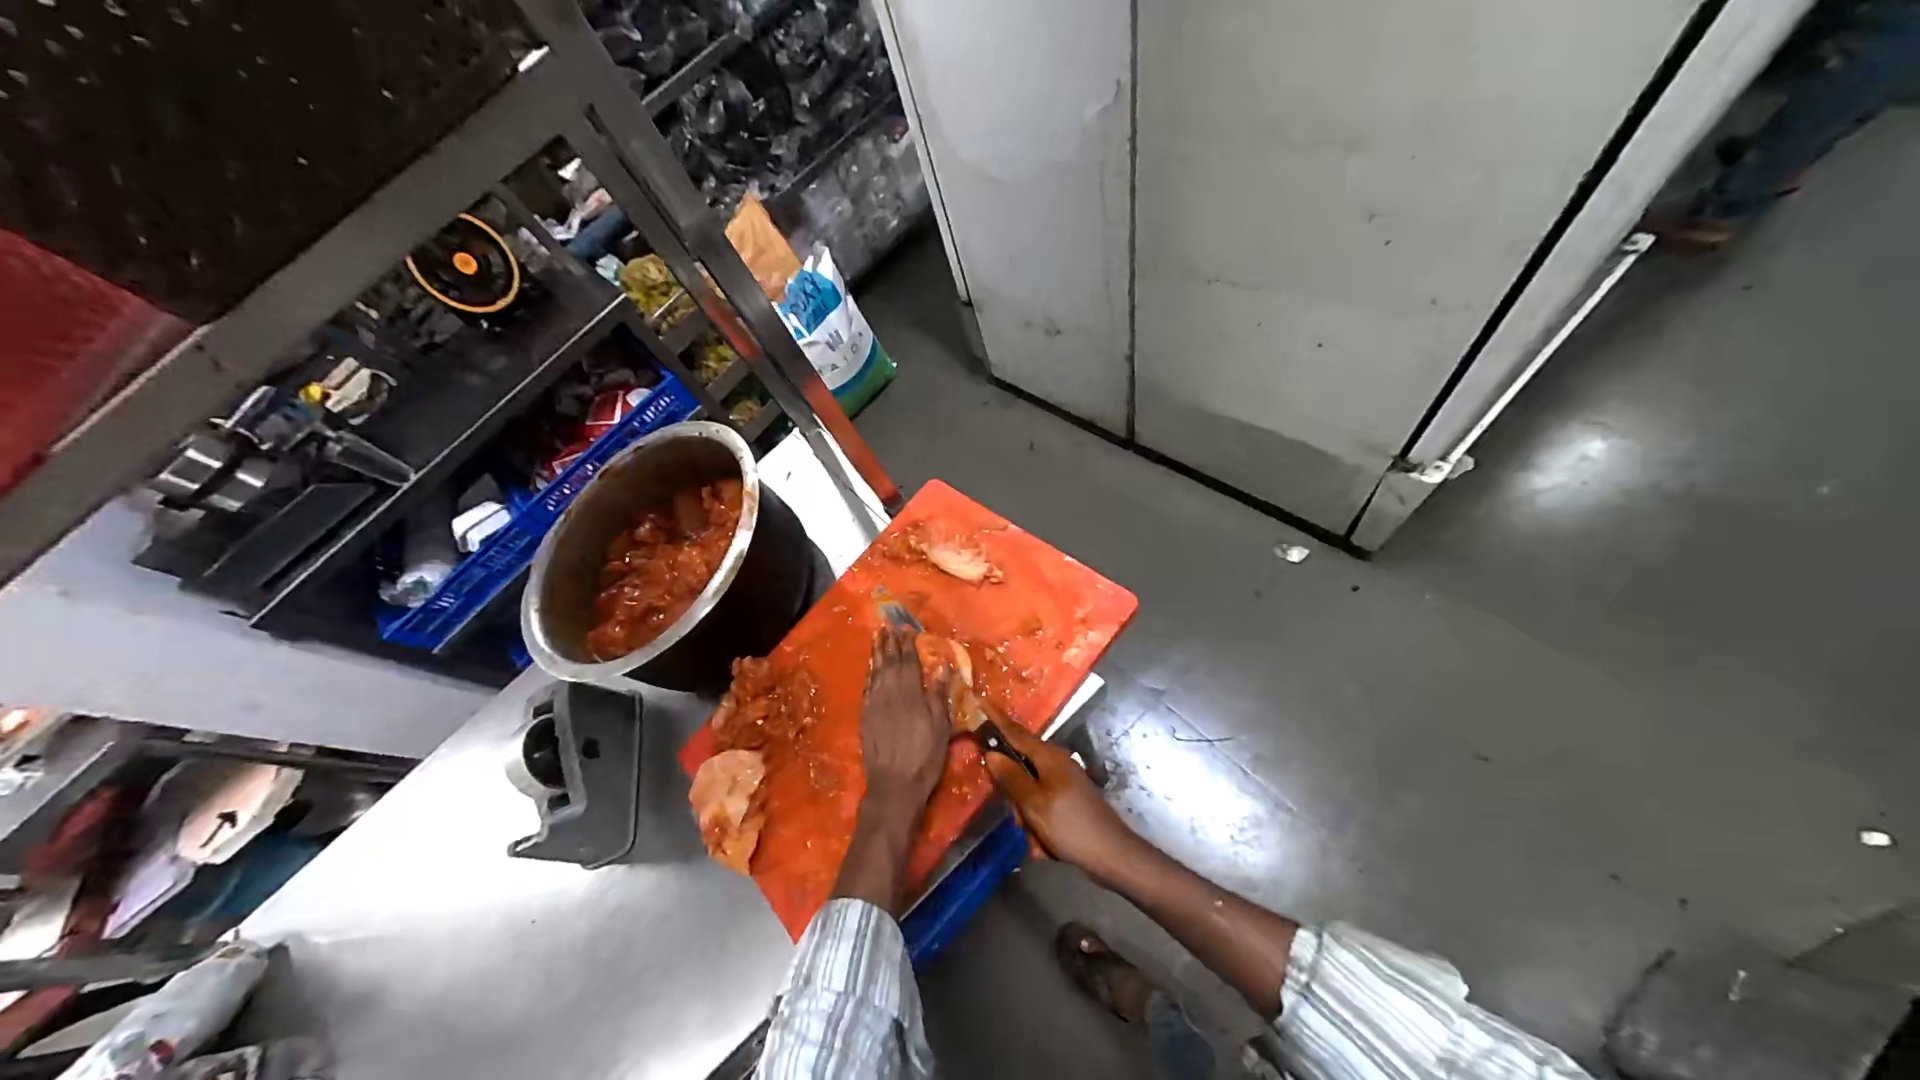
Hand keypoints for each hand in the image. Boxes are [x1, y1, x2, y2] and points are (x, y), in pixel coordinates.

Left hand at [858, 624, 951, 818]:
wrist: (894, 784)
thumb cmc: (924, 756)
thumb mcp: (941, 725)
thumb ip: (939, 693)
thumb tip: (943, 665)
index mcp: (911, 693)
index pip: (909, 662)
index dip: (907, 645)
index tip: (906, 629)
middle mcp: (890, 693)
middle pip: (889, 663)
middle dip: (890, 643)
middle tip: (888, 626)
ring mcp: (874, 704)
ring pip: (875, 672)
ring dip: (877, 653)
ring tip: (877, 638)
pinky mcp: (865, 716)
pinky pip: (867, 687)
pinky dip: (869, 673)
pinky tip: (870, 668)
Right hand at [982, 720, 1142, 883]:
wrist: (1112, 856)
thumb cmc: (1071, 826)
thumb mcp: (1034, 804)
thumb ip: (1011, 778)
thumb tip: (991, 753)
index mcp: (1048, 756)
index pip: (1014, 732)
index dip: (995, 719)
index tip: (978, 700)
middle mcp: (1055, 763)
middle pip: (1018, 768)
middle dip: (1013, 796)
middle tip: (1020, 819)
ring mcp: (1062, 782)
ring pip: (1027, 793)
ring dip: (1027, 817)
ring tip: (1038, 838)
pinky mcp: (1066, 800)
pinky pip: (1040, 808)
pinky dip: (1039, 826)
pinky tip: (1047, 845)